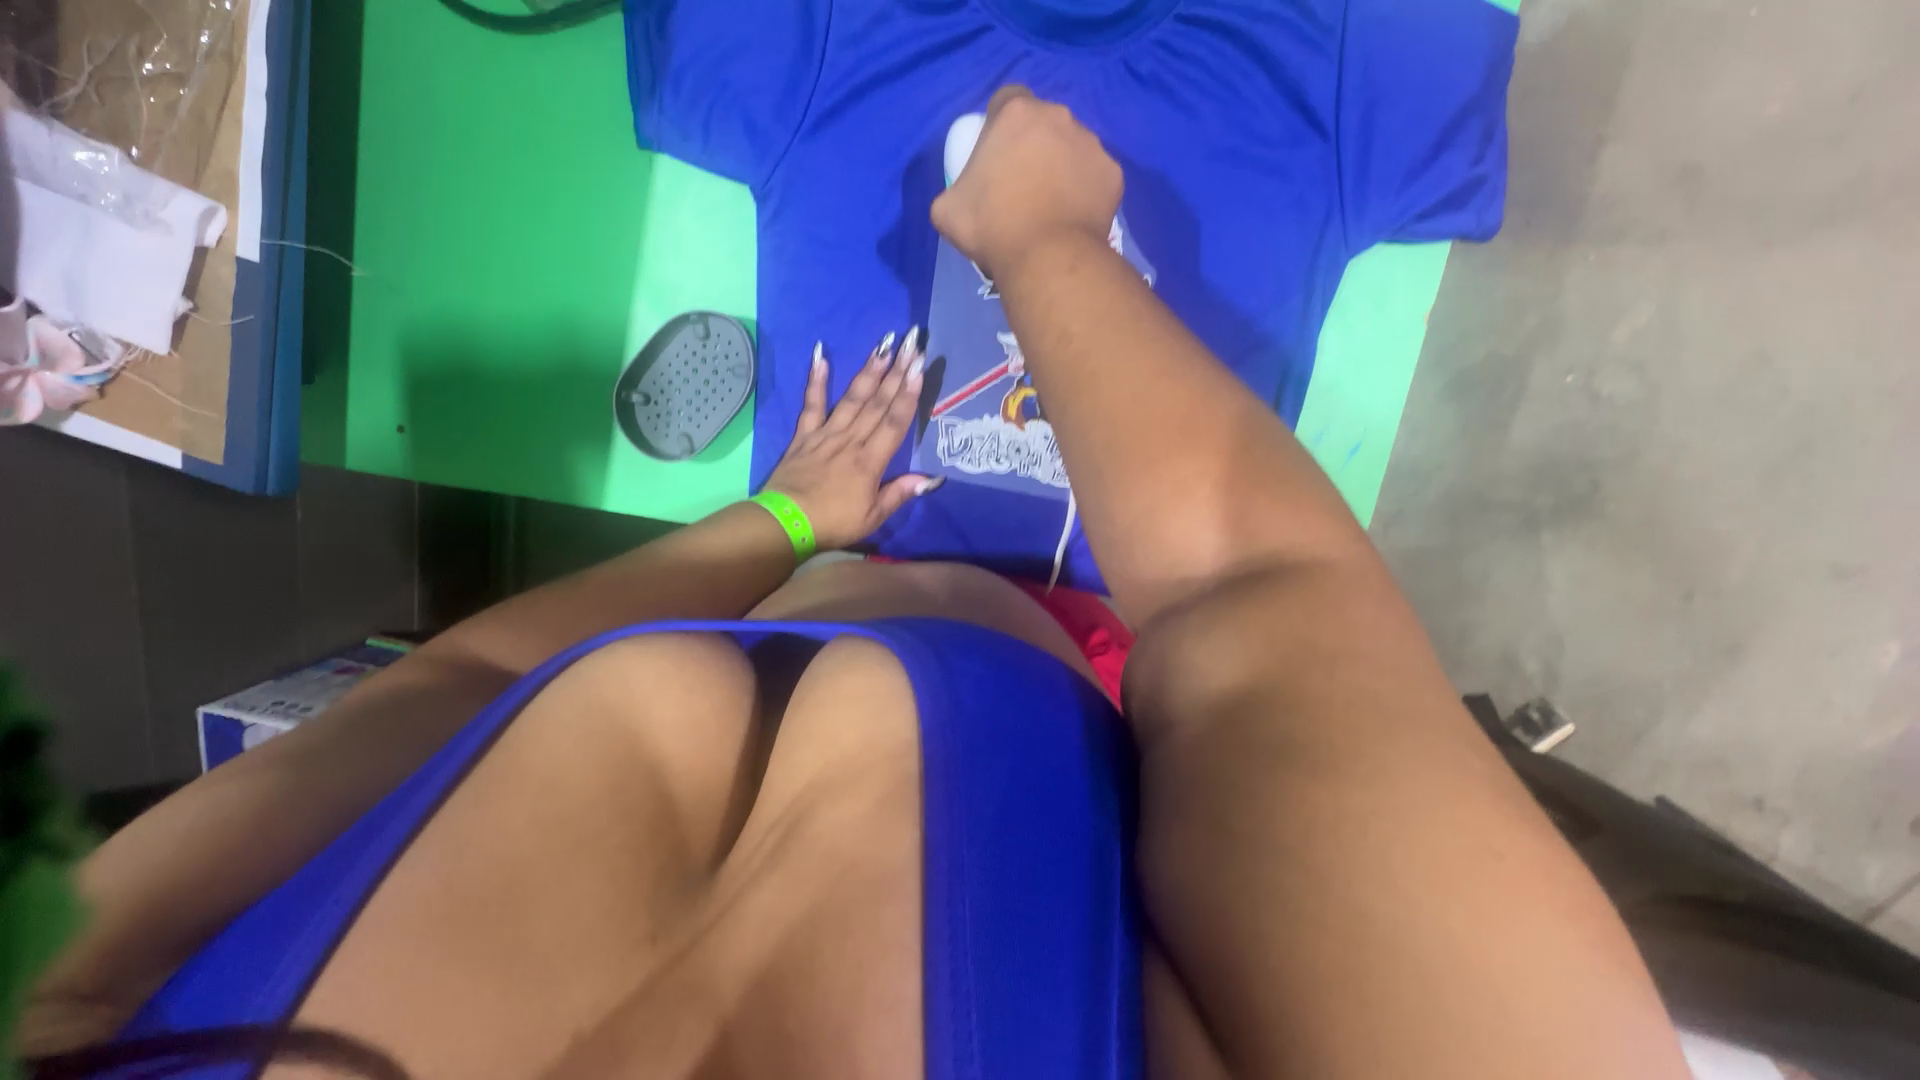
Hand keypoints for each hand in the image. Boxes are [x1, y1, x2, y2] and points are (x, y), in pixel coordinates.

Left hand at [761, 328, 936, 550]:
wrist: (785, 524)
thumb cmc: (832, 524)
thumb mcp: (872, 517)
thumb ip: (899, 494)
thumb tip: (932, 479)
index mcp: (870, 462)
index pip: (894, 422)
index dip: (908, 394)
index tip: (918, 368)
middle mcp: (850, 441)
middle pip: (877, 403)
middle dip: (896, 372)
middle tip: (910, 344)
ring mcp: (825, 435)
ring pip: (851, 398)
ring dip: (869, 371)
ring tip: (883, 345)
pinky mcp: (803, 436)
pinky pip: (811, 404)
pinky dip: (816, 380)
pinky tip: (821, 355)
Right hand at [930, 86, 1122, 283]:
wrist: (1047, 258)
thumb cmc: (992, 227)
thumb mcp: (947, 208)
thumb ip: (955, 188)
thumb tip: (963, 197)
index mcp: (1016, 113)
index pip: (1006, 100)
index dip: (999, 124)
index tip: (995, 155)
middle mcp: (1058, 116)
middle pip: (1043, 123)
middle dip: (1034, 145)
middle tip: (1023, 184)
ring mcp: (1091, 144)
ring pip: (1073, 148)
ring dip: (1062, 167)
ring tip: (1052, 206)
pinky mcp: (1113, 173)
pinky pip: (1094, 177)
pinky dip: (1085, 192)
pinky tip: (1074, 217)